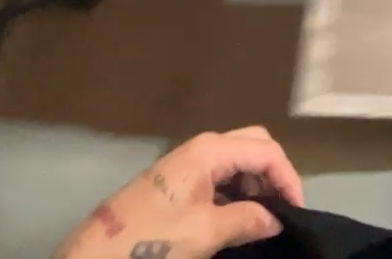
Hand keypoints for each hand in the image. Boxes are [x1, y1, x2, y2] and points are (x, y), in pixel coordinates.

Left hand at [57, 127, 307, 258]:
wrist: (94, 258)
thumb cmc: (152, 240)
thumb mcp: (205, 233)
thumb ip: (247, 220)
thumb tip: (278, 218)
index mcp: (211, 149)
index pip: (266, 151)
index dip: (288, 178)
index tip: (297, 214)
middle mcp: (202, 147)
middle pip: (253, 145)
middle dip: (273, 173)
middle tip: (283, 210)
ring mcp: (188, 164)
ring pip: (237, 161)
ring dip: (255, 184)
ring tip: (264, 219)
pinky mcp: (177, 185)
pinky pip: (219, 178)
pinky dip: (236, 193)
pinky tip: (238, 220)